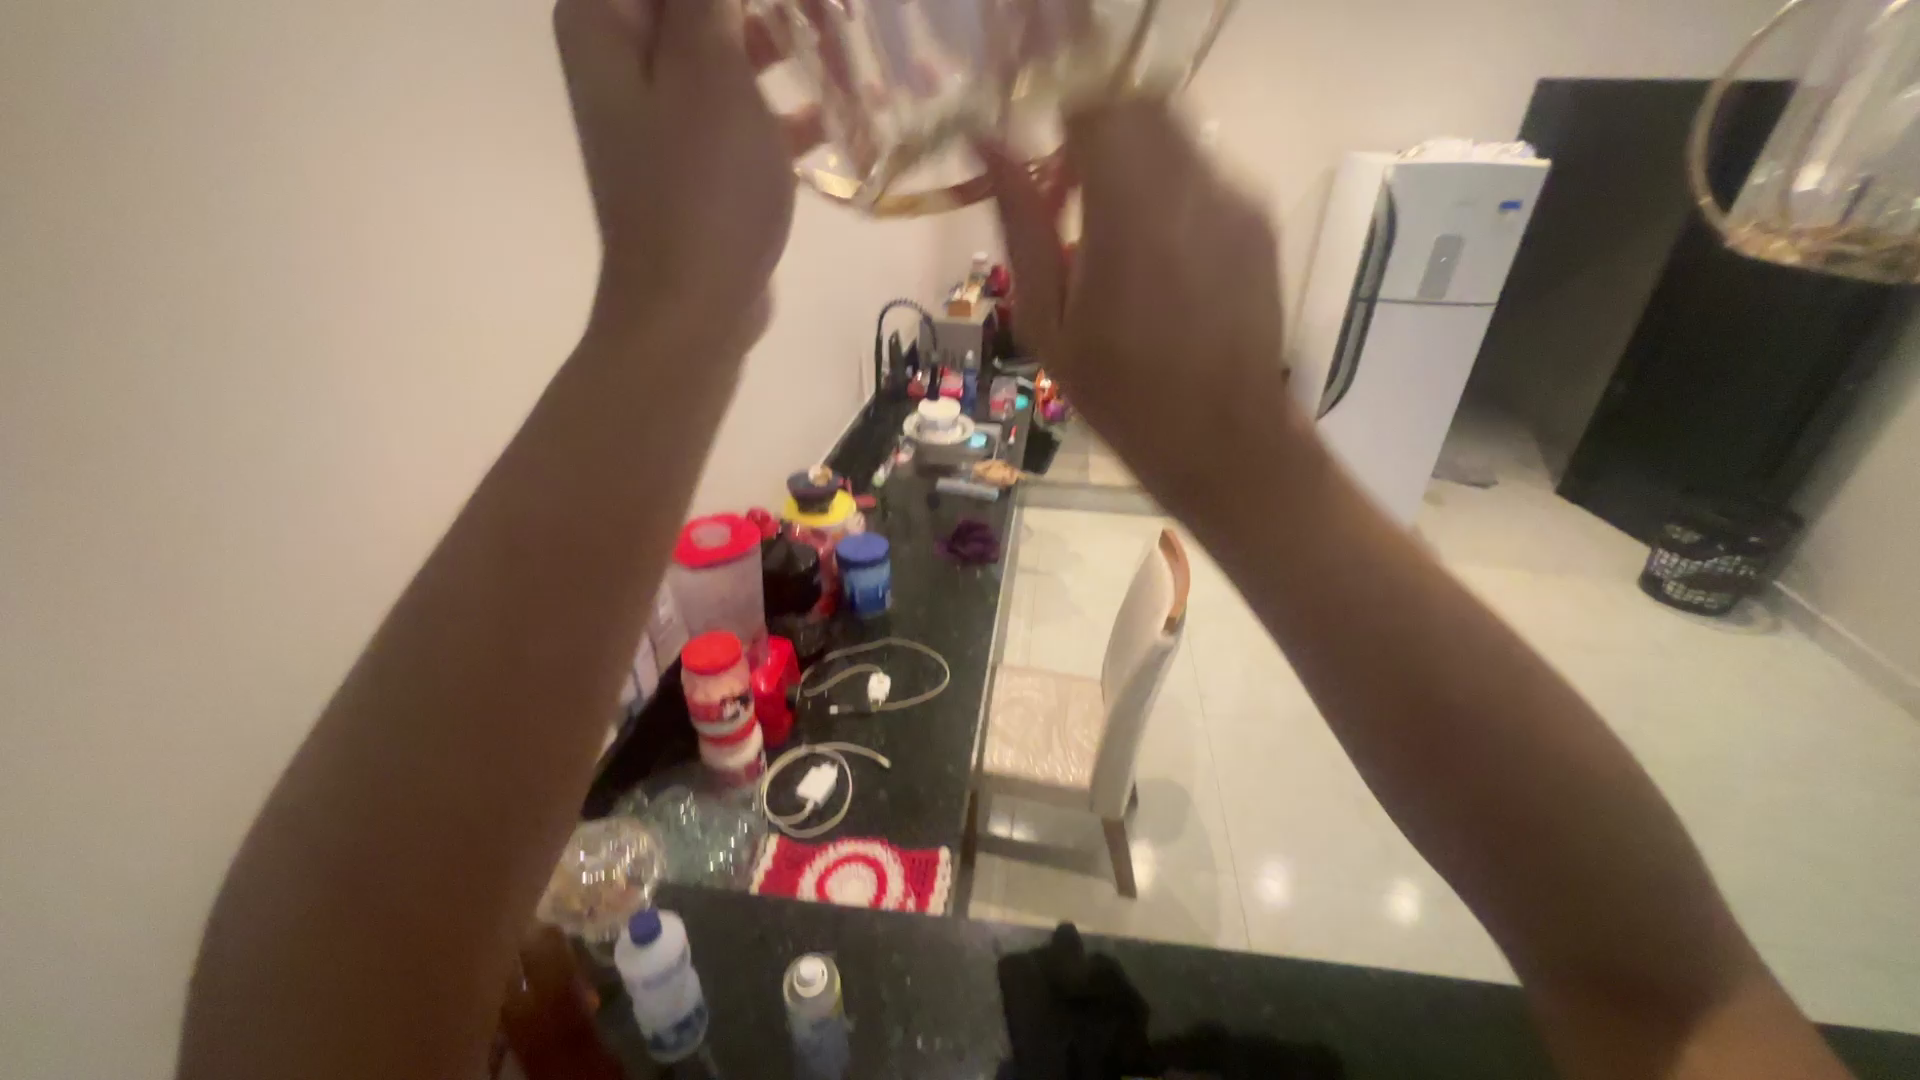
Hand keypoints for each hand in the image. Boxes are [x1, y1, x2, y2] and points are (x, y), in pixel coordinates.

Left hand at [554, 0, 819, 351]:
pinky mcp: (696, 165)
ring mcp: (661, 117)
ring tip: (842, 47)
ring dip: (780, 46)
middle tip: (827, 11)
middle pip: (692, 4)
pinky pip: (739, 115)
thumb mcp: (711, 73)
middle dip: (760, 4)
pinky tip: (836, 117)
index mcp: (605, 21)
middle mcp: (622, 59)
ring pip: (723, 53)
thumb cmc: (702, 189)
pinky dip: (780, 112)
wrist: (692, 310)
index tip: (781, 0)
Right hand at [982, 98, 1292, 516]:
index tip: (1047, 175)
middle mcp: (1188, 190)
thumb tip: (988, 147)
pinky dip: (1172, 192)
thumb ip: (1020, 226)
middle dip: (1099, 137)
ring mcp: (1233, 202)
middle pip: (1139, 109)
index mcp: (1126, 215)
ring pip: (1175, 137)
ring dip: (1136, 164)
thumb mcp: (1047, 324)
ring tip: (1116, 238)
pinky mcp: (1258, 223)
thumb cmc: (1118, 396)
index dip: (1062, 128)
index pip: (1095, 110)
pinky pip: (1205, 175)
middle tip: (1074, 198)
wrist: (1220, 437)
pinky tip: (1160, 260)